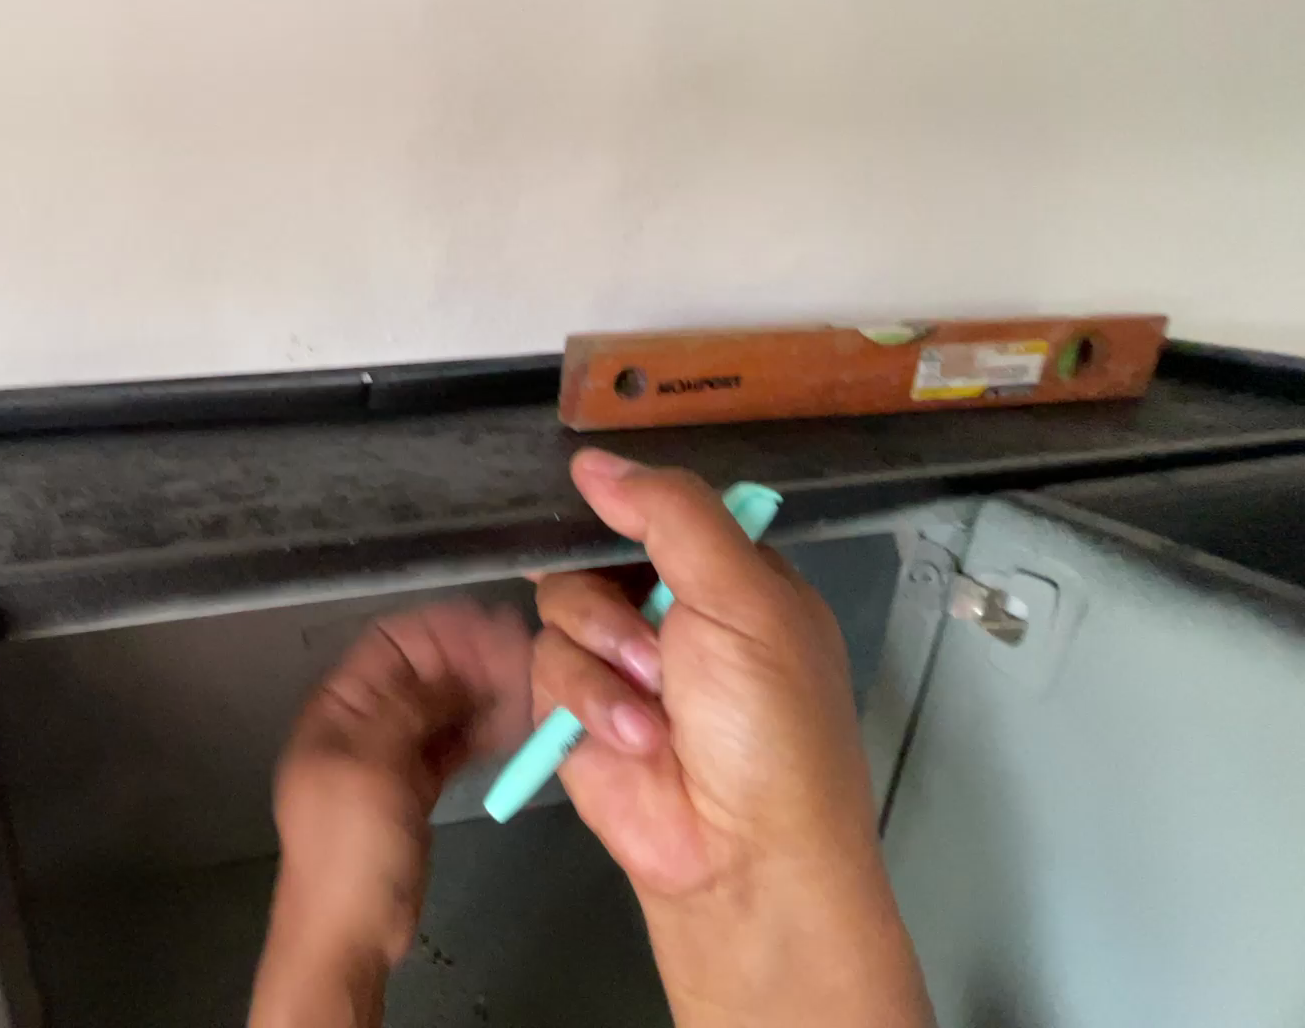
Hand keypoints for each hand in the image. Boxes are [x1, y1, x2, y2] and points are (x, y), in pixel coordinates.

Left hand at [250, 600, 531, 1027]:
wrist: (347, 932)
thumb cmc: (348, 845)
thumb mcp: (370, 765)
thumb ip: (407, 707)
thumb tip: (452, 665)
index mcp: (340, 706)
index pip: (390, 644)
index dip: (439, 631)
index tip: (488, 627)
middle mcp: (365, 720)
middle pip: (421, 673)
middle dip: (468, 660)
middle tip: (521, 656)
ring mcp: (392, 752)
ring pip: (441, 706)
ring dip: (480, 694)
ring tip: (527, 686)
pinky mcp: (416, 783)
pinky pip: (451, 743)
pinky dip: (479, 732)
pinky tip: (513, 726)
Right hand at [533, 449, 929, 1026]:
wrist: (737, 852)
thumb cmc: (765, 719)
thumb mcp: (743, 599)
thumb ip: (671, 516)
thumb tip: (590, 459)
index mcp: (719, 574)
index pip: (652, 509)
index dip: (620, 504)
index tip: (589, 497)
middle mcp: (662, 608)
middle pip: (588, 555)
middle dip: (610, 602)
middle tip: (652, 645)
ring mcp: (612, 655)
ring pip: (558, 606)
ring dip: (603, 657)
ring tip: (651, 704)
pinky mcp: (570, 701)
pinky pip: (545, 663)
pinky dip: (586, 700)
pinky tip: (631, 737)